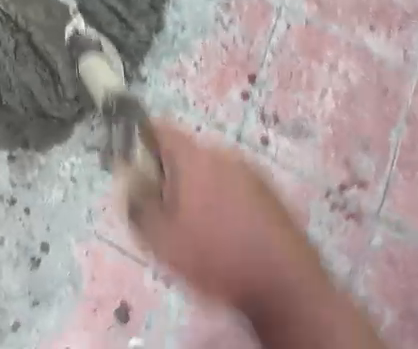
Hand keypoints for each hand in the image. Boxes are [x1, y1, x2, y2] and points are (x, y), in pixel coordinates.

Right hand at [120, 120, 328, 320]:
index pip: (158, 128)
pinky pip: (236, 186)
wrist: (288, 290)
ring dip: (199, 187)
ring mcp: (253, 173)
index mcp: (193, 157)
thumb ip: (137, 203)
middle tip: (164, 206)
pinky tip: (227, 232)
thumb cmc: (216, 259)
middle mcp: (224, 154)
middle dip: (171, 171)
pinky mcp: (273, 195)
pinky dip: (225, 200)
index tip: (135, 167)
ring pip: (212, 169)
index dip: (140, 142)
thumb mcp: (161, 239)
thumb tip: (129, 181)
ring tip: (197, 224)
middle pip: (186, 150)